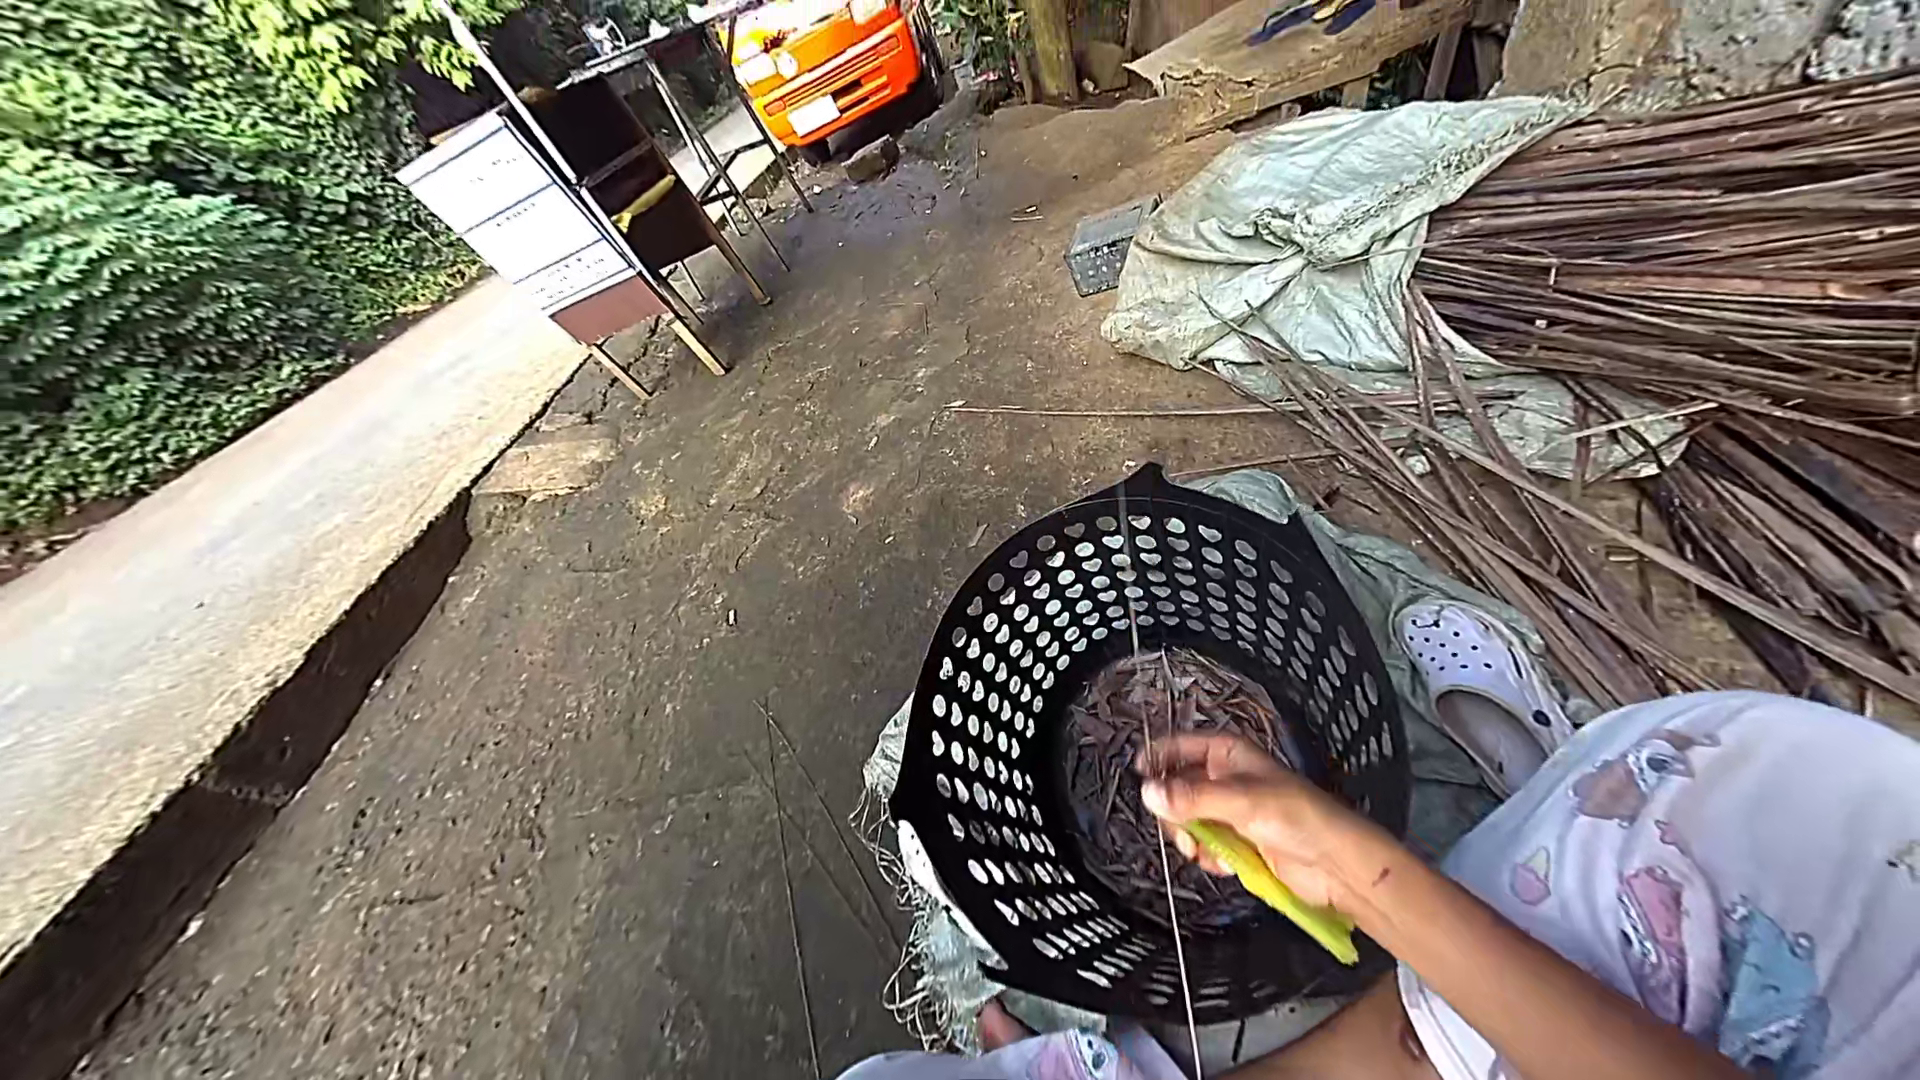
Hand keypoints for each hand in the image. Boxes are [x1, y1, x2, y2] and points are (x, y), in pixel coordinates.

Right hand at [1136, 732, 1389, 913]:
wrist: (1339, 867)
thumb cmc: (1297, 817)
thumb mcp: (1242, 801)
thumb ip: (1192, 797)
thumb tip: (1147, 793)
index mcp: (1226, 754)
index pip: (1178, 747)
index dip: (1157, 758)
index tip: (1138, 775)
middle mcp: (1223, 778)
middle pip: (1176, 786)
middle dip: (1172, 809)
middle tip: (1178, 830)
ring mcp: (1229, 810)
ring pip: (1187, 817)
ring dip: (1188, 836)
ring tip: (1200, 852)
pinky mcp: (1236, 840)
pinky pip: (1204, 843)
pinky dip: (1206, 854)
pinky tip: (1220, 863)